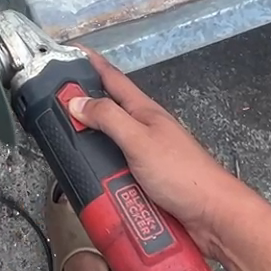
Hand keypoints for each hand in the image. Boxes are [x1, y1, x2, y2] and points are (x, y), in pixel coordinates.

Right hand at [66, 50, 255, 257]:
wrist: (216, 219)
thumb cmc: (182, 173)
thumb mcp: (138, 140)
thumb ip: (107, 118)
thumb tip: (76, 101)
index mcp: (143, 111)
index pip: (112, 77)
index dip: (91, 61)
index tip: (69, 51)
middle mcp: (143, 130)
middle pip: (105, 116)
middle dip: (82, 116)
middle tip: (54, 117)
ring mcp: (145, 157)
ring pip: (108, 149)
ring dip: (93, 158)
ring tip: (71, 161)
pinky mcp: (146, 183)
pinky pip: (116, 177)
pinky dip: (104, 181)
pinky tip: (94, 188)